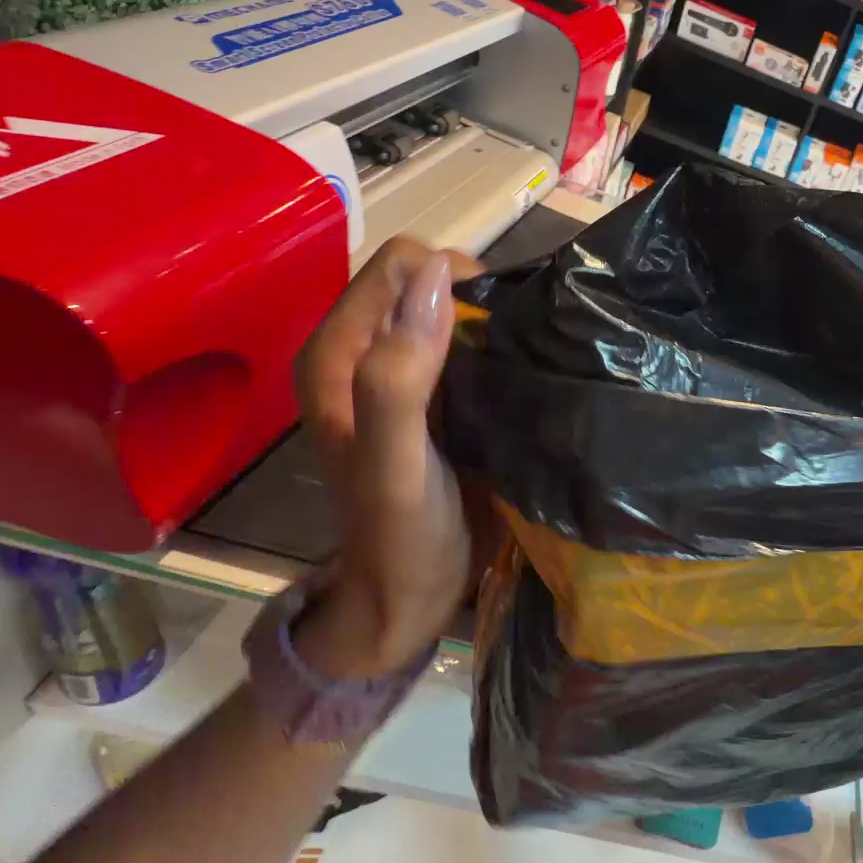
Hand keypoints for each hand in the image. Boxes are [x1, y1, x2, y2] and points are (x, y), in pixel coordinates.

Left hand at [291, 237, 482, 678]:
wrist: (411, 597)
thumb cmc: (402, 535)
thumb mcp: (395, 462)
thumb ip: (399, 376)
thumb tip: (437, 276)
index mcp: (338, 354)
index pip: (401, 265)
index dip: (451, 281)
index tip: (492, 331)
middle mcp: (365, 352)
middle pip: (429, 281)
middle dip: (477, 299)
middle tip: (513, 353)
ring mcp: (403, 374)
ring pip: (455, 309)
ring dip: (494, 323)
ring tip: (524, 363)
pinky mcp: (438, 395)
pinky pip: (472, 344)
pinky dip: (500, 349)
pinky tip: (521, 379)